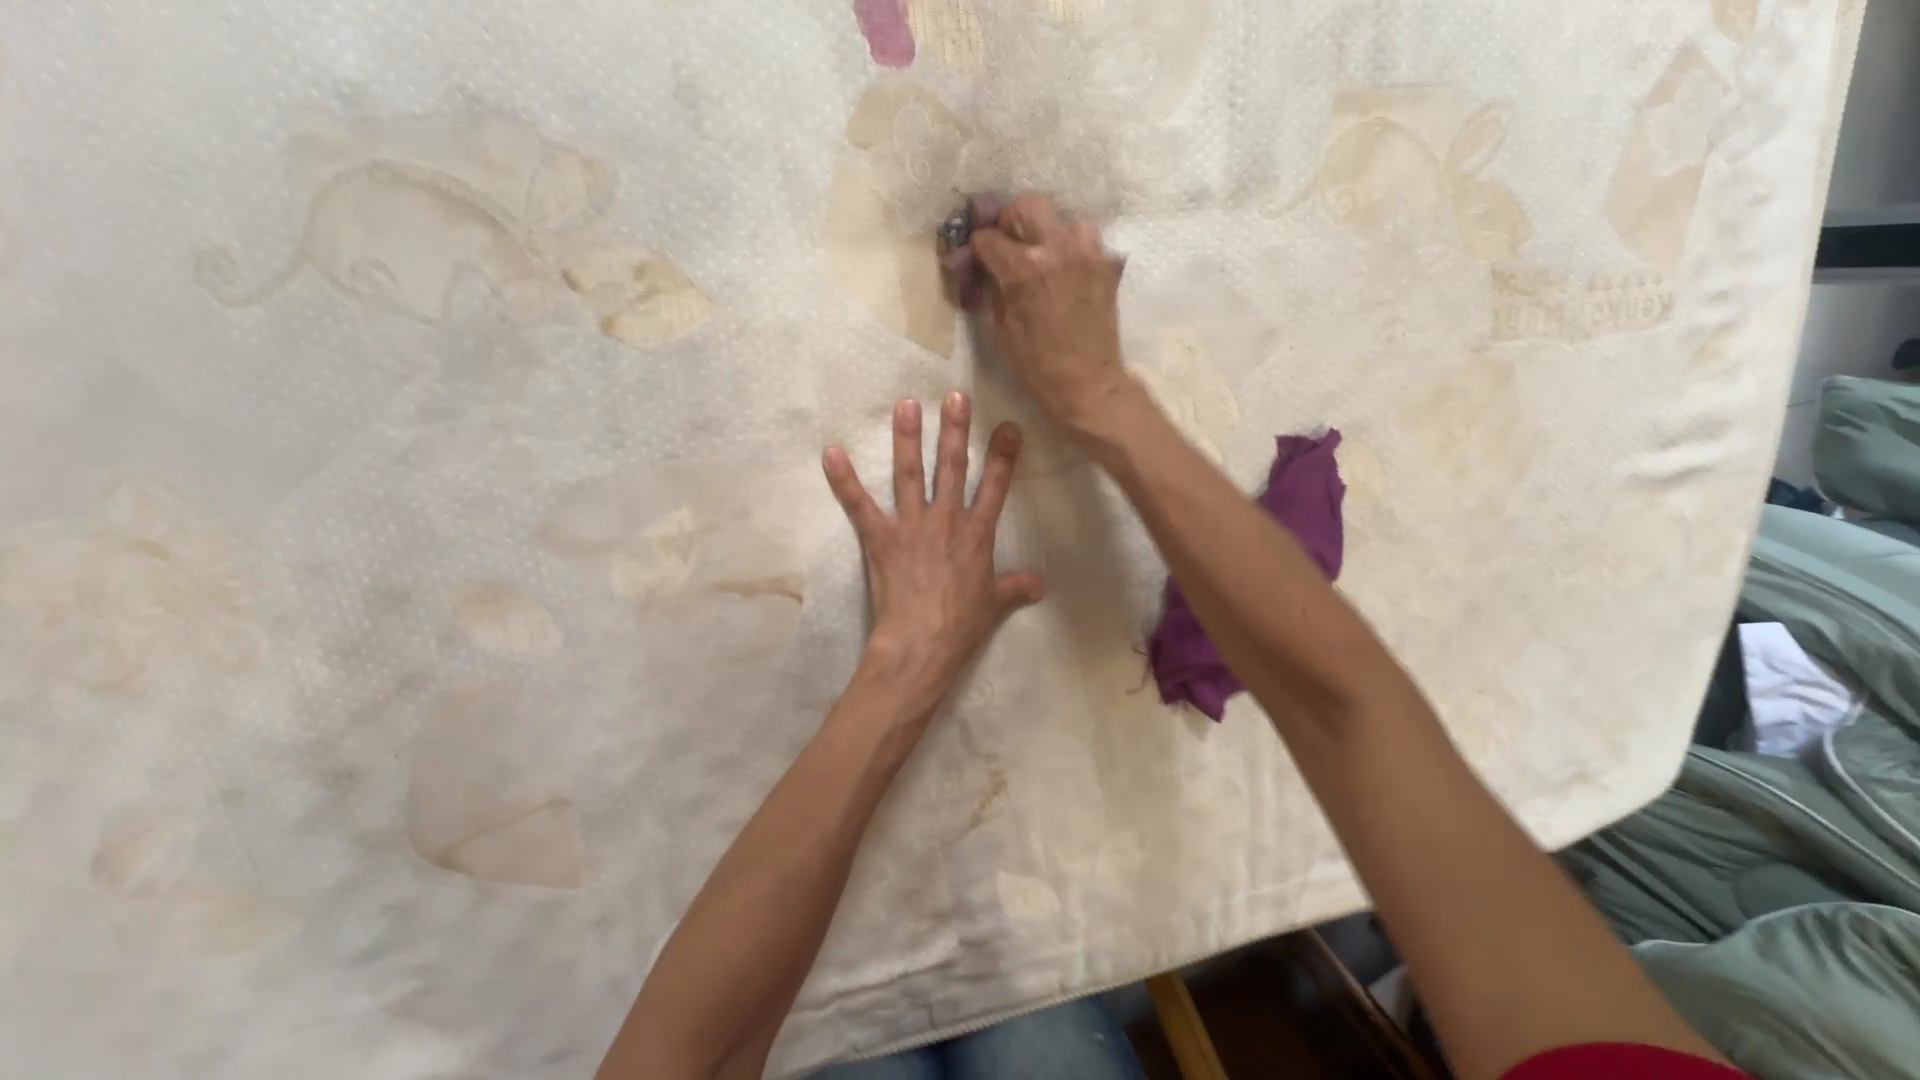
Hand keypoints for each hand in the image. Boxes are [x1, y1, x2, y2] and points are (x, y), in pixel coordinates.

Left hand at [822, 391, 1045, 722]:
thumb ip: (1016, 588)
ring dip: (907, 437)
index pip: (995, 486)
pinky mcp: (880, 539)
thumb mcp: (995, 606)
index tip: (1008, 426)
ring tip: (905, 404)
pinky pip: (859, 505)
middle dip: (955, 429)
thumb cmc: (961, 626)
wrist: (922, 644)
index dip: (1003, 456)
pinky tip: (831, 453)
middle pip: (952, 466)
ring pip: (909, 473)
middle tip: (955, 395)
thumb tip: (1040, 584)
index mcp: (977, 534)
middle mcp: (946, 520)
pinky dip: (843, 480)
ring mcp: (911, 526)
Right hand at [968, 193, 1130, 432]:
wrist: (1088, 384)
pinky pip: (1087, 241)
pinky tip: (1067, 270)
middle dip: (1011, 221)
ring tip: (1043, 257)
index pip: (989, 237)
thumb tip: (980, 268)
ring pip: (1063, 219)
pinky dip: (1074, 249)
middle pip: (1027, 205)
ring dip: (1048, 232)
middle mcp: (1057, 249)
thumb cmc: (1036, 365)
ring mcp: (1087, 253)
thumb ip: (989, 289)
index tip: (976, 258)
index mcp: (1024, 268)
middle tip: (1008, 244)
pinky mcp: (1107, 265)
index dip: (977, 247)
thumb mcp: (998, 330)